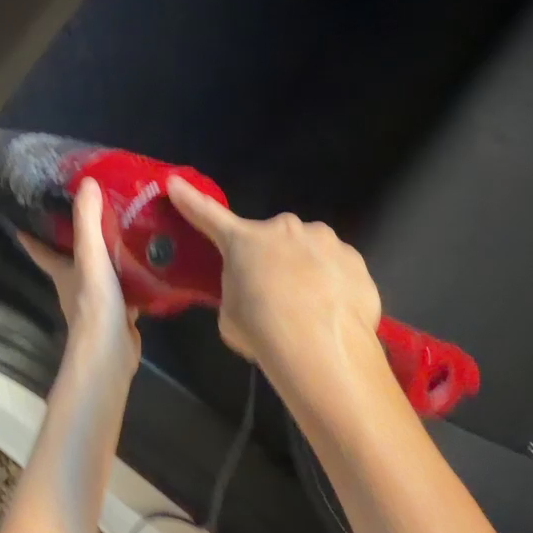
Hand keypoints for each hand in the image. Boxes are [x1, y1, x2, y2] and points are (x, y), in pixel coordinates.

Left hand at [18, 178, 140, 374]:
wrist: (110, 352)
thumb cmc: (94, 304)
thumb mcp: (90, 257)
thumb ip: (88, 222)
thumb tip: (86, 182)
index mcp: (62, 271)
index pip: (40, 249)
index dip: (31, 234)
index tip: (26, 216)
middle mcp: (75, 284)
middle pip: (72, 257)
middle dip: (79, 238)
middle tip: (95, 212)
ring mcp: (98, 300)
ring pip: (101, 271)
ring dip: (110, 255)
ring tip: (127, 230)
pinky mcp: (119, 312)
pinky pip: (125, 288)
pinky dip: (134, 277)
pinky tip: (150, 265)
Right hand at [166, 178, 394, 420]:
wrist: (322, 349)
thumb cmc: (262, 329)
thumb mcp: (231, 314)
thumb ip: (238, 292)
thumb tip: (253, 296)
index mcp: (244, 241)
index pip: (208, 216)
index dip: (189, 200)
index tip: (174, 182)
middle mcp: (285, 230)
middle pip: (273, 238)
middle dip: (271, 257)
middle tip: (271, 292)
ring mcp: (327, 243)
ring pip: (310, 251)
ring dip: (305, 269)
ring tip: (307, 308)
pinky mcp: (358, 263)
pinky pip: (338, 270)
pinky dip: (333, 285)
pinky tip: (332, 313)